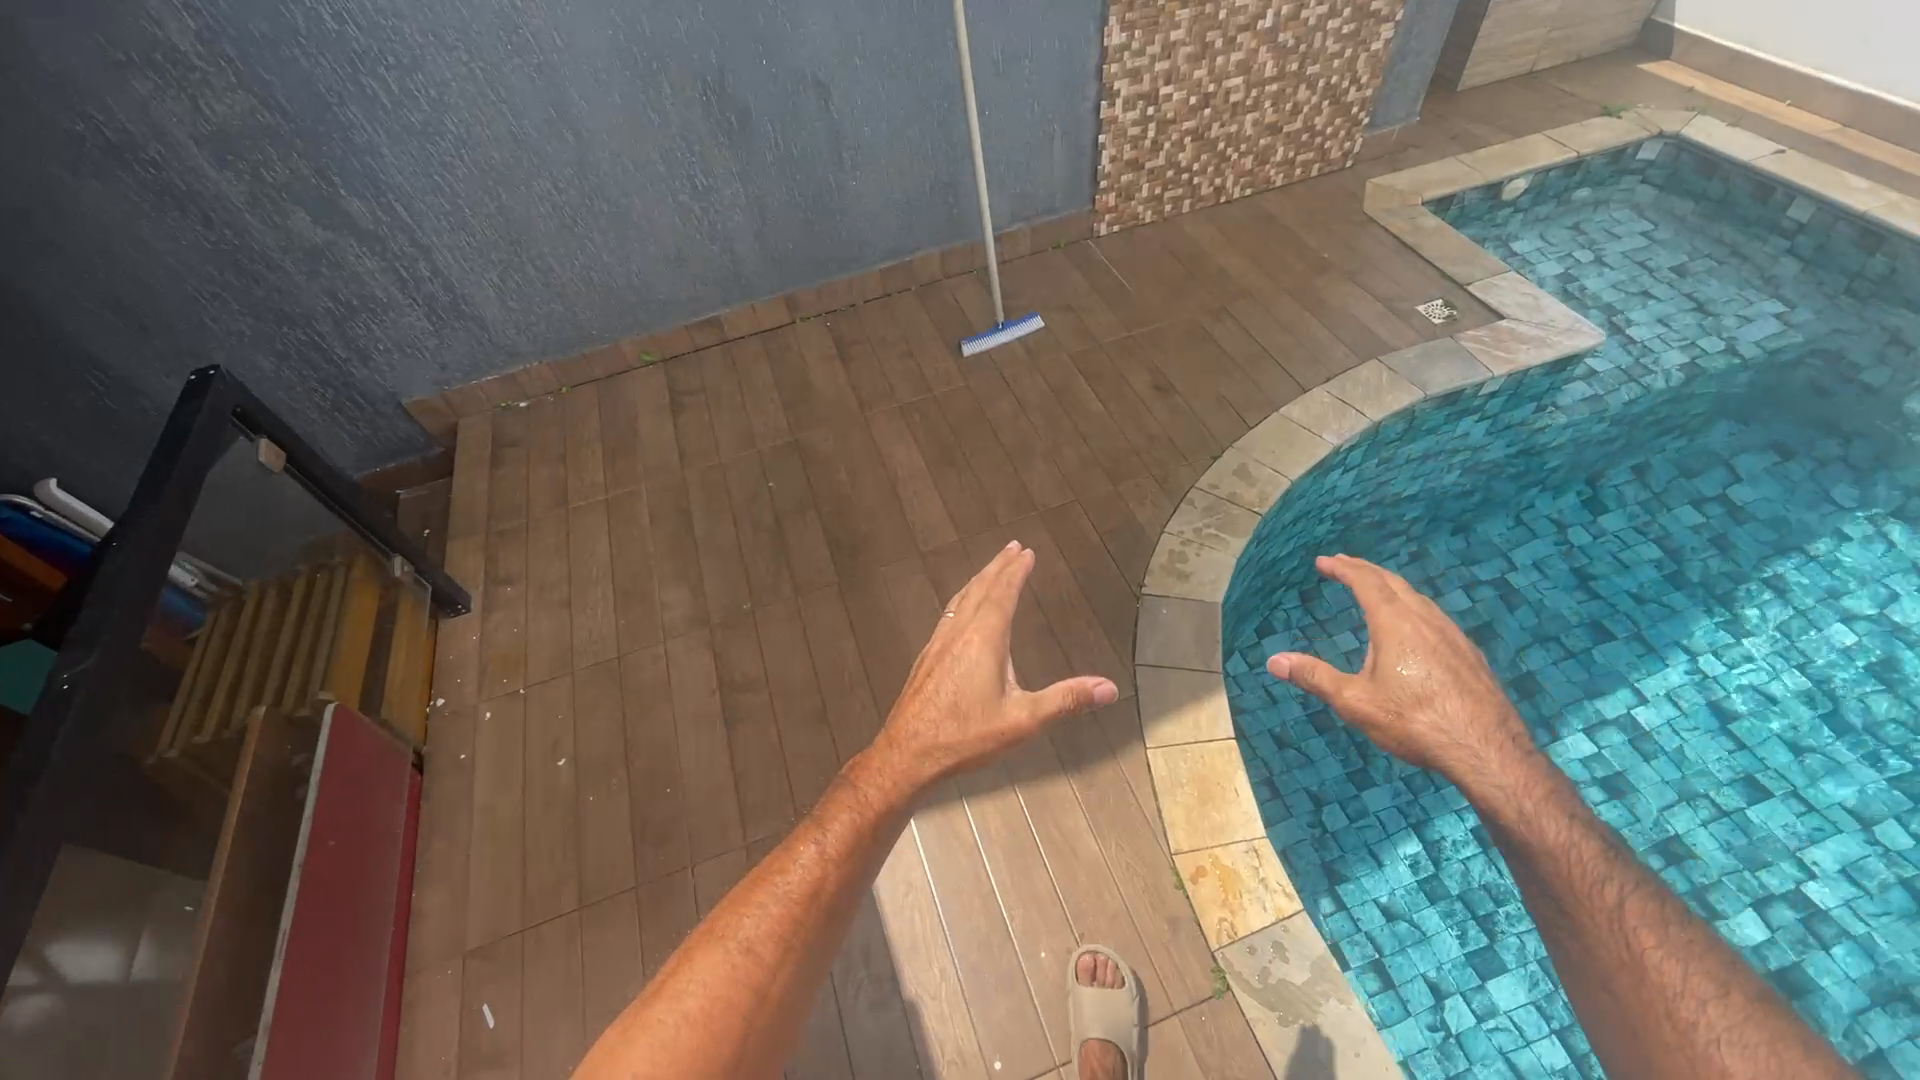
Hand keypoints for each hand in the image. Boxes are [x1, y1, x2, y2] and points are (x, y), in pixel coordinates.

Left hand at [869, 541, 1118, 791]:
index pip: (1002, 594)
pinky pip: (947, 617)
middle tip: (1011, 547)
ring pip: (959, 601)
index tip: (1026, 552)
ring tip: (989, 572)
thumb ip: (1065, 700)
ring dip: (977, 582)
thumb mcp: (1023, 721)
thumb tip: (1109, 688)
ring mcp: (937, 645)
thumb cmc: (965, 736)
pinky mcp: (925, 660)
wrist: (907, 753)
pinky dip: (961, 602)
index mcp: (983, 639)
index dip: (1015, 571)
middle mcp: (958, 633)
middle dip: (997, 567)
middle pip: (978, 589)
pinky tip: (959, 615)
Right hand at [1267, 555, 1539, 788]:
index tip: (1323, 561)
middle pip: (1393, 582)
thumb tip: (1274, 661)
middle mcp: (1425, 619)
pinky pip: (1435, 617)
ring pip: (1418, 598)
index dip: (1343, 568)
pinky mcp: (1468, 654)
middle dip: (1365, 570)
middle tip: (1344, 564)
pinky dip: (1413, 606)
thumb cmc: (1414, 721)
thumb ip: (1315, 677)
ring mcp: (1452, 635)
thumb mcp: (1355, 701)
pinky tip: (1415, 628)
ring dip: (1392, 587)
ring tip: (1376, 590)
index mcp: (1395, 623)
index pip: (1366, 582)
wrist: (1486, 749)